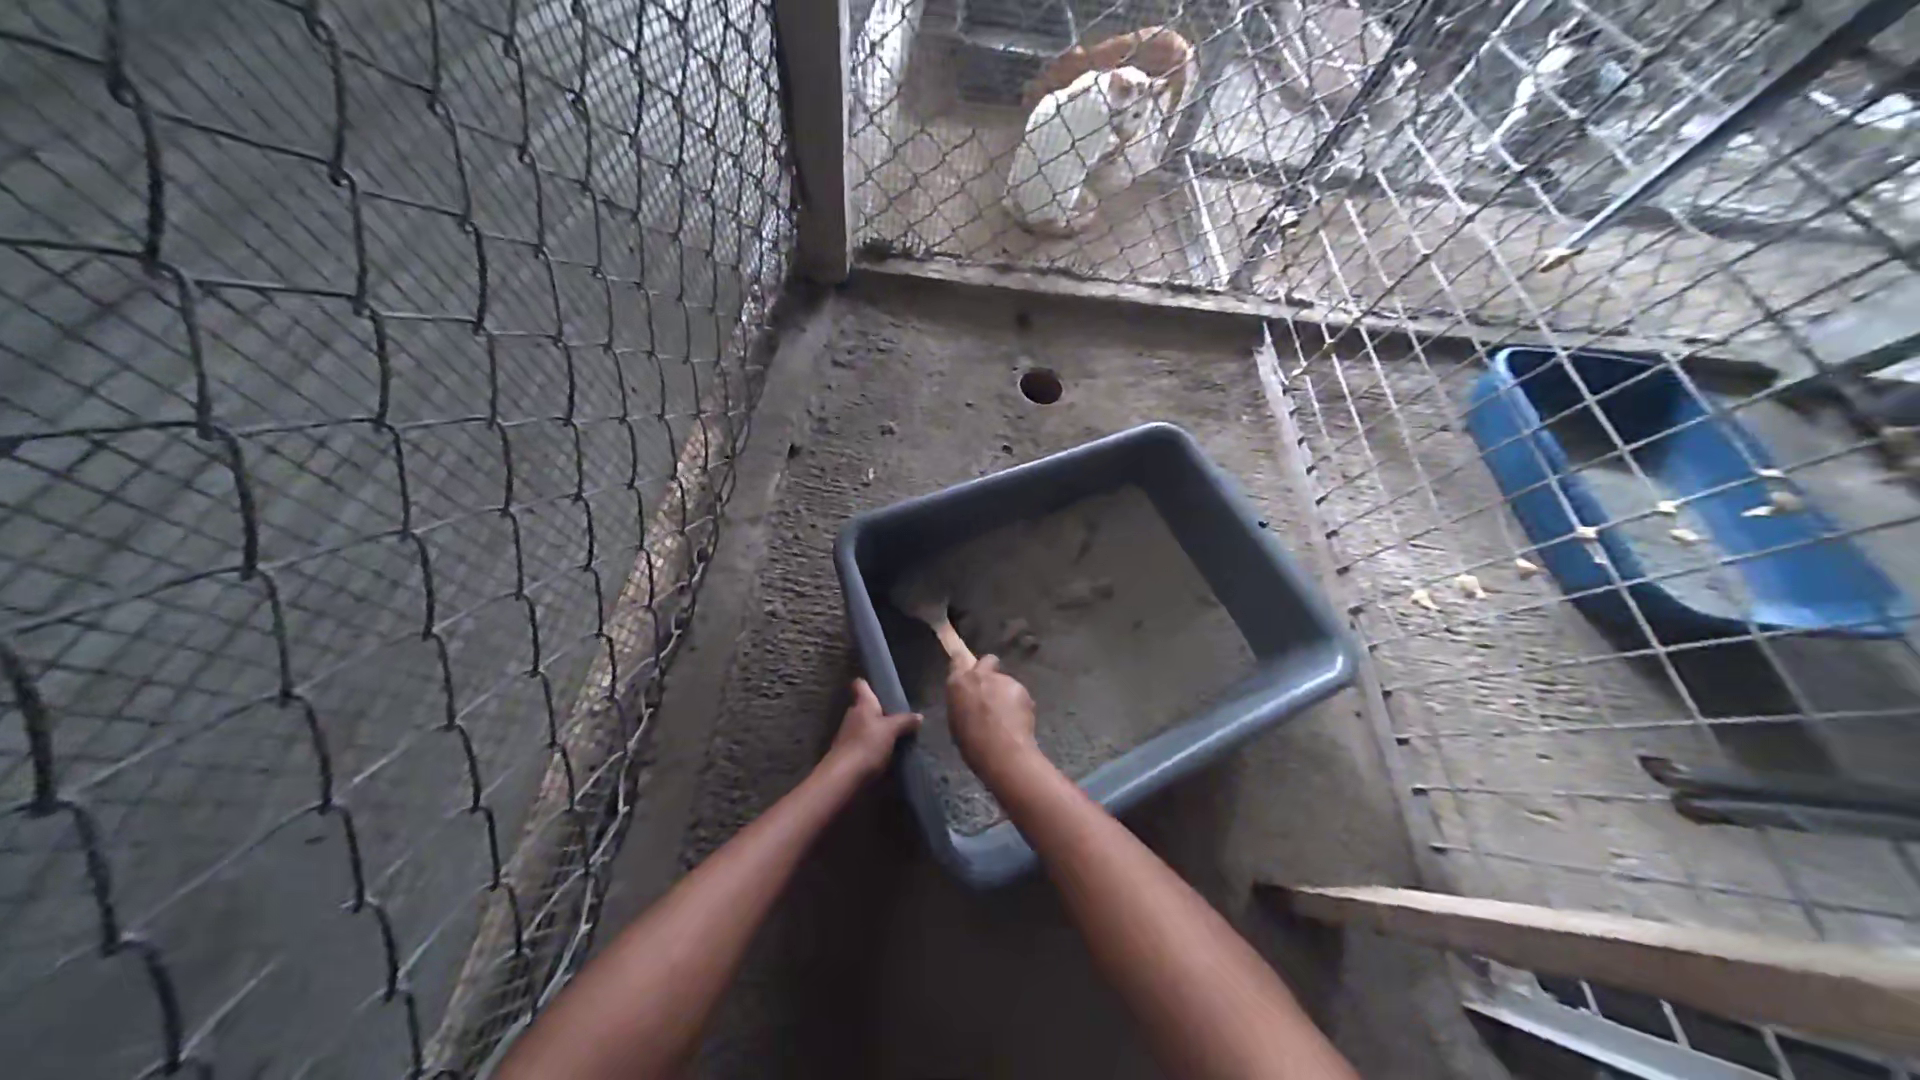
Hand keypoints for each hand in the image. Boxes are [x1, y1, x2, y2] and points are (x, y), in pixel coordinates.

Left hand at [827, 678, 921, 779]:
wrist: (844, 776)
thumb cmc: (867, 744)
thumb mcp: (891, 730)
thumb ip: (905, 721)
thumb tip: (919, 716)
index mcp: (862, 704)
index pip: (860, 684)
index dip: (868, 684)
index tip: (880, 687)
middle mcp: (852, 715)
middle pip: (864, 706)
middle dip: (878, 710)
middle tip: (897, 716)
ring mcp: (848, 734)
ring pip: (864, 725)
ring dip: (876, 730)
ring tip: (895, 736)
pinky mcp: (847, 752)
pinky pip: (863, 743)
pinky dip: (872, 745)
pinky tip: (885, 753)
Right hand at [945, 655, 1037, 779]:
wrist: (1003, 753)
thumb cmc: (973, 744)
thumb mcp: (957, 721)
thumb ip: (963, 702)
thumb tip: (970, 701)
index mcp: (958, 683)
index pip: (958, 658)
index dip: (964, 663)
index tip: (968, 671)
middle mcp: (980, 675)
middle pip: (987, 660)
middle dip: (990, 670)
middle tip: (991, 690)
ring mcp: (1003, 680)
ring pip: (1005, 681)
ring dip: (1005, 693)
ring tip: (1007, 717)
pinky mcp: (1021, 689)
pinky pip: (1018, 693)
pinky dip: (1018, 704)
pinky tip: (1018, 721)